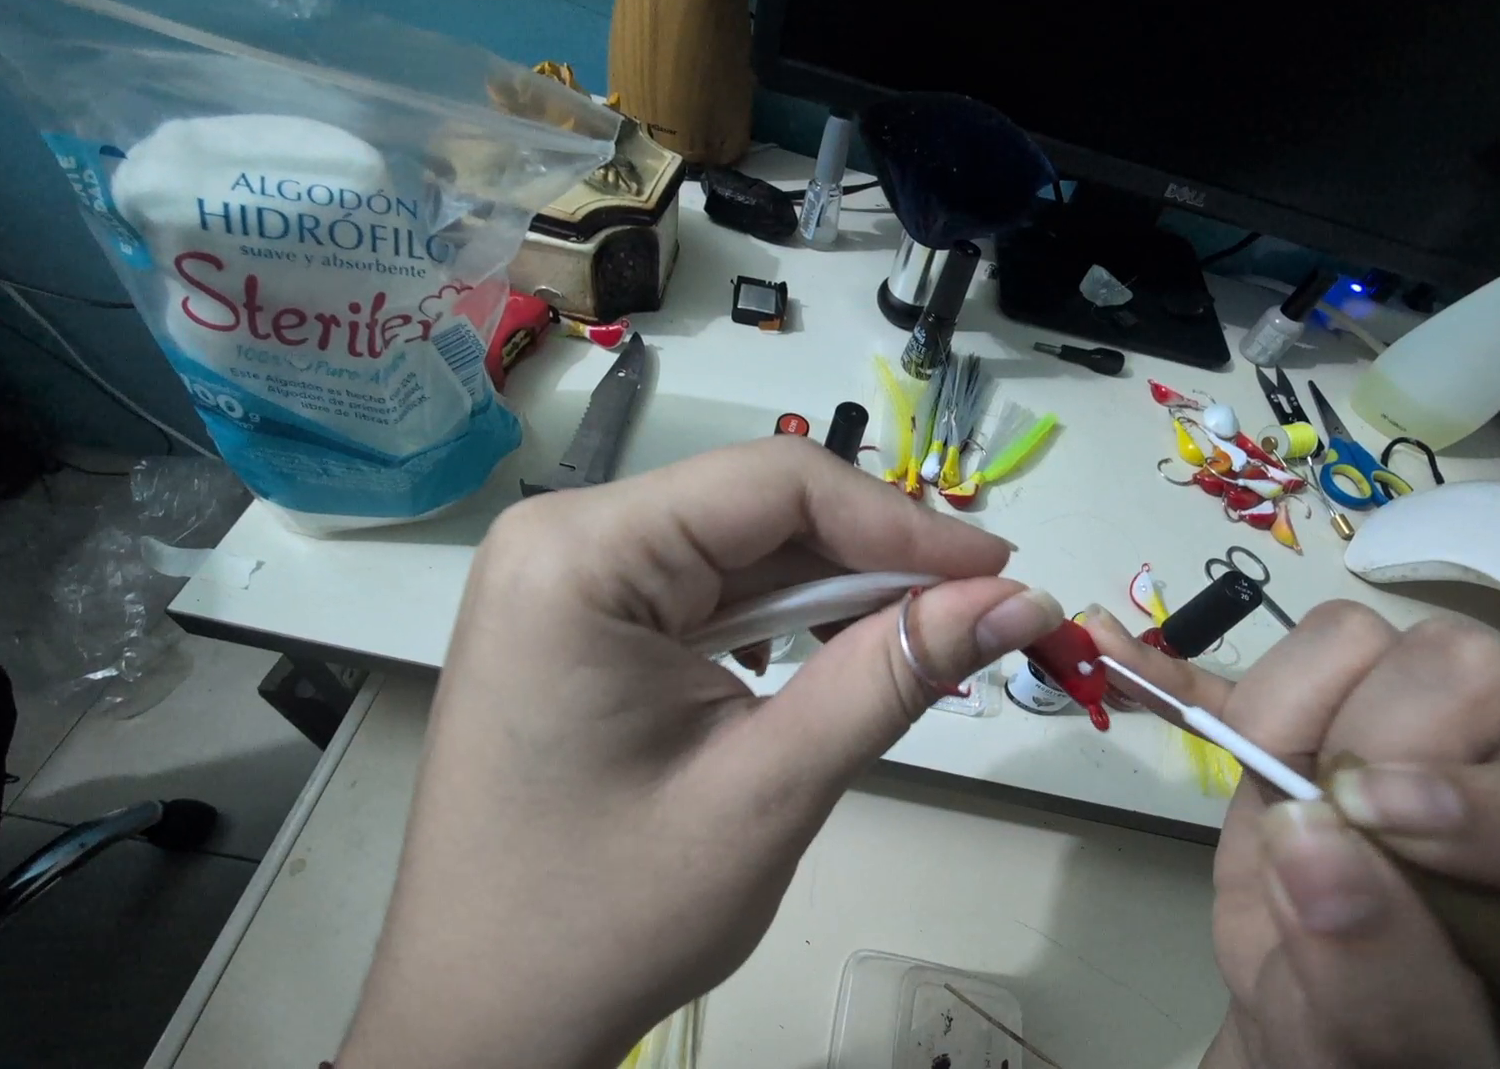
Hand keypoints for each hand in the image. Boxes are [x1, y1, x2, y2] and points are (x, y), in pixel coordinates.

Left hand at [338, 437, 1064, 1068]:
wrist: (482, 1016)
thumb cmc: (607, 919)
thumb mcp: (769, 789)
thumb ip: (895, 675)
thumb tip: (1017, 602)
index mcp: (580, 555)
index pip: (774, 483)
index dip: (898, 522)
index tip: (997, 572)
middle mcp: (564, 536)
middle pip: (757, 509)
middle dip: (872, 559)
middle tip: (975, 610)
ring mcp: (568, 573)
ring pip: (742, 545)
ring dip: (834, 588)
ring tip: (914, 638)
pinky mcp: (585, 613)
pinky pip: (709, 584)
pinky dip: (784, 613)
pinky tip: (828, 654)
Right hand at [1085, 602, 1499, 1068]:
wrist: (1327, 1040)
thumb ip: (1387, 988)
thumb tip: (1311, 839)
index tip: (1382, 829)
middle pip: (1468, 673)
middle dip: (1361, 751)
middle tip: (1308, 830)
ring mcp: (1423, 733)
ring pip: (1355, 643)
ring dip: (1275, 716)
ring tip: (1257, 794)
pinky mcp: (1328, 721)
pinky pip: (1254, 671)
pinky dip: (1183, 670)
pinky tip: (1121, 656)